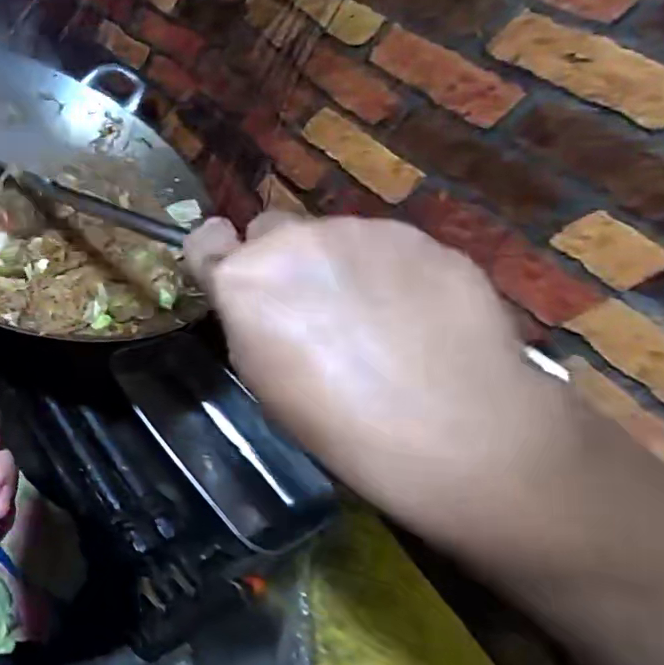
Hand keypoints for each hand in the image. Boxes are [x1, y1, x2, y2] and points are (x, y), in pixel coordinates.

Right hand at [184, 212, 584, 542]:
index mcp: (243, 279)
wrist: (459, 434)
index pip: (204, 240)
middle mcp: (294, 240)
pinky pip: (388, 246)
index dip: (215, 256)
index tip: (228, 270)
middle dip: (281, 259)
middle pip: (269, 230)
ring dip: (340, 263)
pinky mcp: (421, 237)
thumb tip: (259, 299)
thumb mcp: (261, 377)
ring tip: (378, 318)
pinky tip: (419, 317)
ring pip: (332, 236)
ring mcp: (360, 231)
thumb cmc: (338, 423)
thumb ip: (249, 319)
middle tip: (313, 306)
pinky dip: (392, 271)